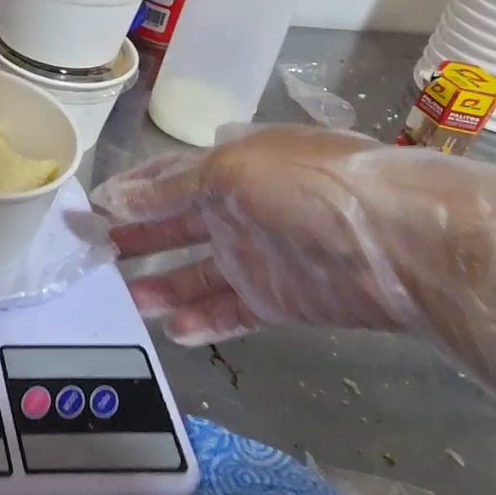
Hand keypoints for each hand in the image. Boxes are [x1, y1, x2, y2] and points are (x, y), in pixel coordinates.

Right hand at [91, 125, 495, 399]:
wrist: (407, 243)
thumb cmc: (312, 188)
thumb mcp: (233, 171)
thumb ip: (169, 188)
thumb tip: (109, 198)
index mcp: (229, 164)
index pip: (166, 177)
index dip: (128, 192)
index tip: (88, 209)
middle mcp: (238, 207)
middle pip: (174, 224)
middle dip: (135, 237)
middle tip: (91, 254)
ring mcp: (257, 254)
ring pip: (194, 271)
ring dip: (159, 284)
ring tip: (125, 298)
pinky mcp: (277, 299)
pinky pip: (228, 310)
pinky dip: (201, 320)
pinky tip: (174, 330)